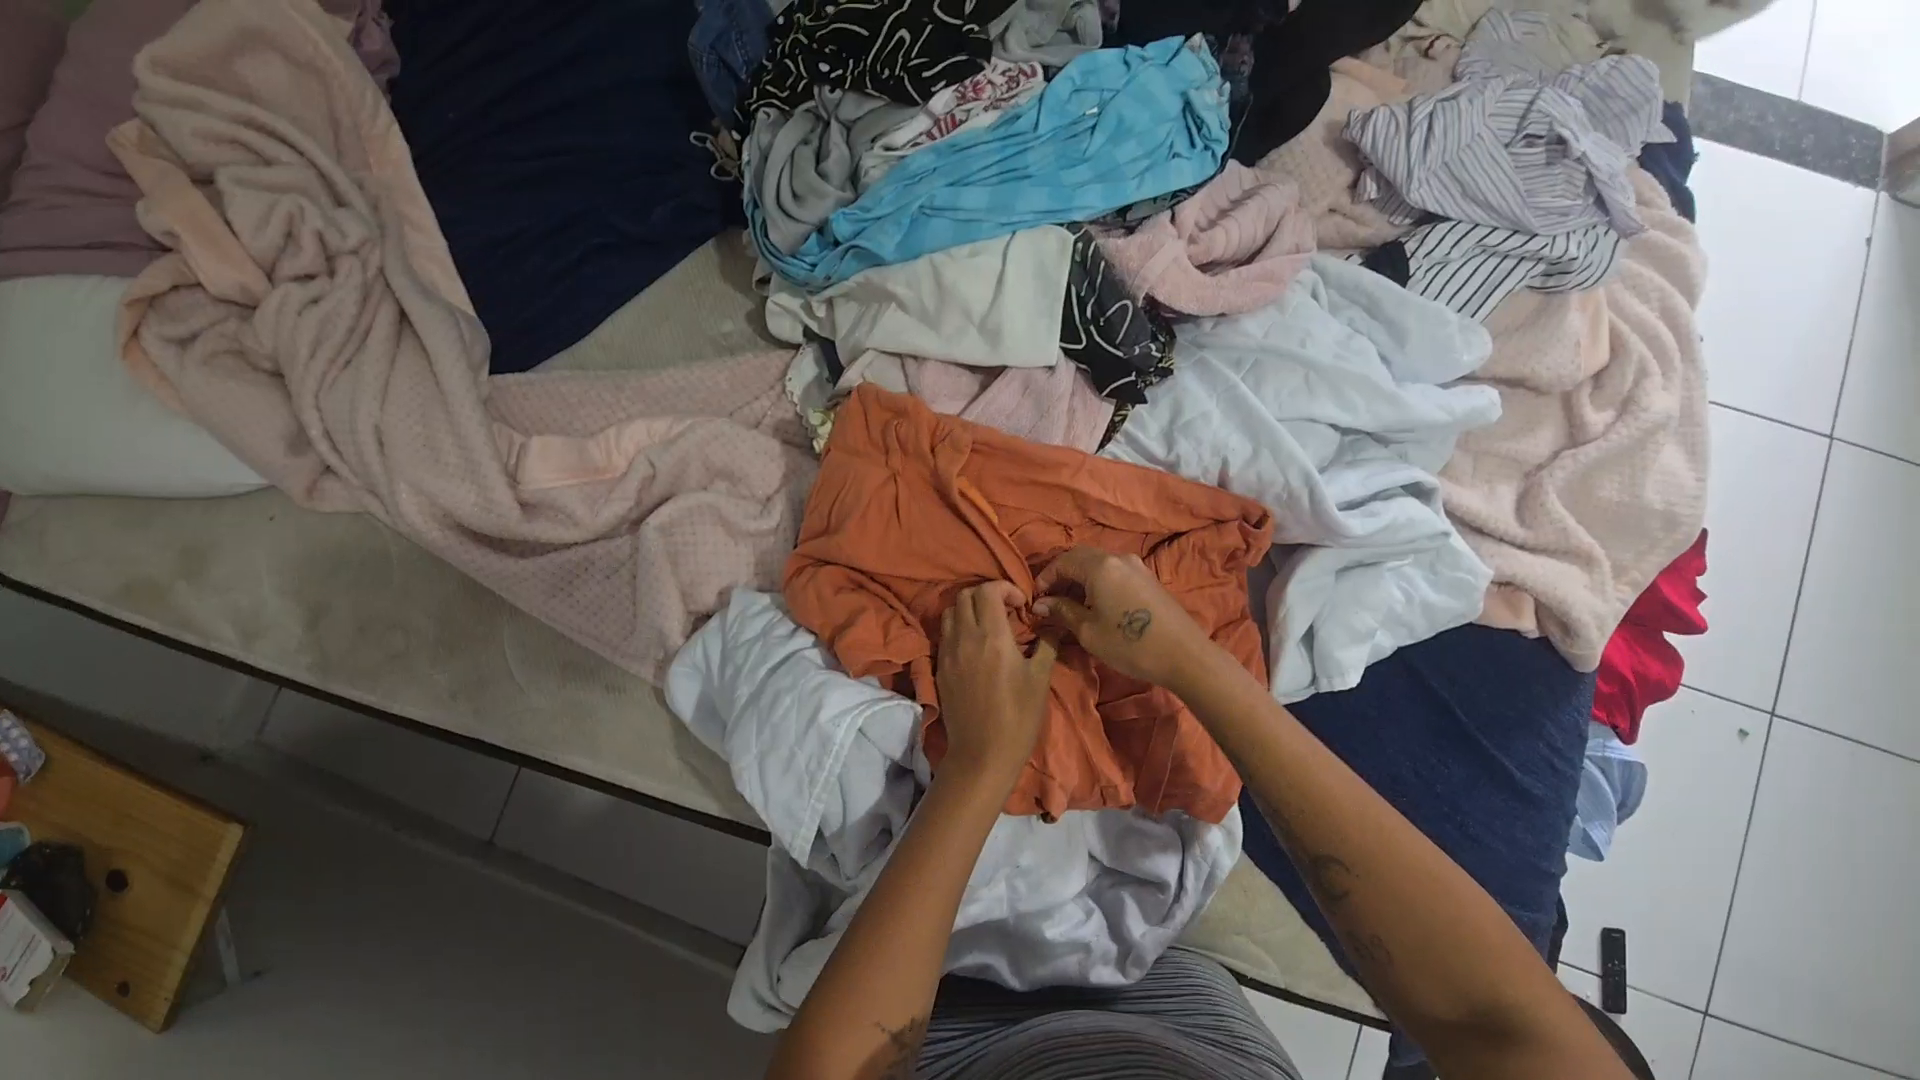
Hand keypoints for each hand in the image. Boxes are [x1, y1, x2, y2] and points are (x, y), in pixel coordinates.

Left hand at [935, 581, 1059, 785]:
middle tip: (1007, 611)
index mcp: (991, 636)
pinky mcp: (939, 668)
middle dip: (987, 595)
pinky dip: (958, 628)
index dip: (1006, 588)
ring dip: (969, 610)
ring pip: (950, 612)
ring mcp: (947, 653)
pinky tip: (975, 646)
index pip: (988, 590)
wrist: (982, 754)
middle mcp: (964, 638)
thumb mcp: (1040, 679)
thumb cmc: (1018, 717)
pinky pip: (945, 634)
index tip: (1022, 605)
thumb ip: (1046, 644)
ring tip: (989, 626)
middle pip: (965, 596)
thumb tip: (1053, 624)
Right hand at [1031, 547, 1214, 691]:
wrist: (1184, 655)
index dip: (1045, 579)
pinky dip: (1098, 582)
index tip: (1036, 600)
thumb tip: (1041, 604)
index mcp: (1100, 566)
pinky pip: (1114, 572)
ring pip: (1098, 564)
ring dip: (1080, 579)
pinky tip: (1095, 605)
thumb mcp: (1089, 631)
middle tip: (1050, 601)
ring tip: (1070, 605)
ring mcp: (1137, 566)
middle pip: (1080, 557)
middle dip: (1061, 576)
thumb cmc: (1130, 645)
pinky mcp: (1148, 578)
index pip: (1062, 561)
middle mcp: (1118, 558)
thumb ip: (1063, 611)